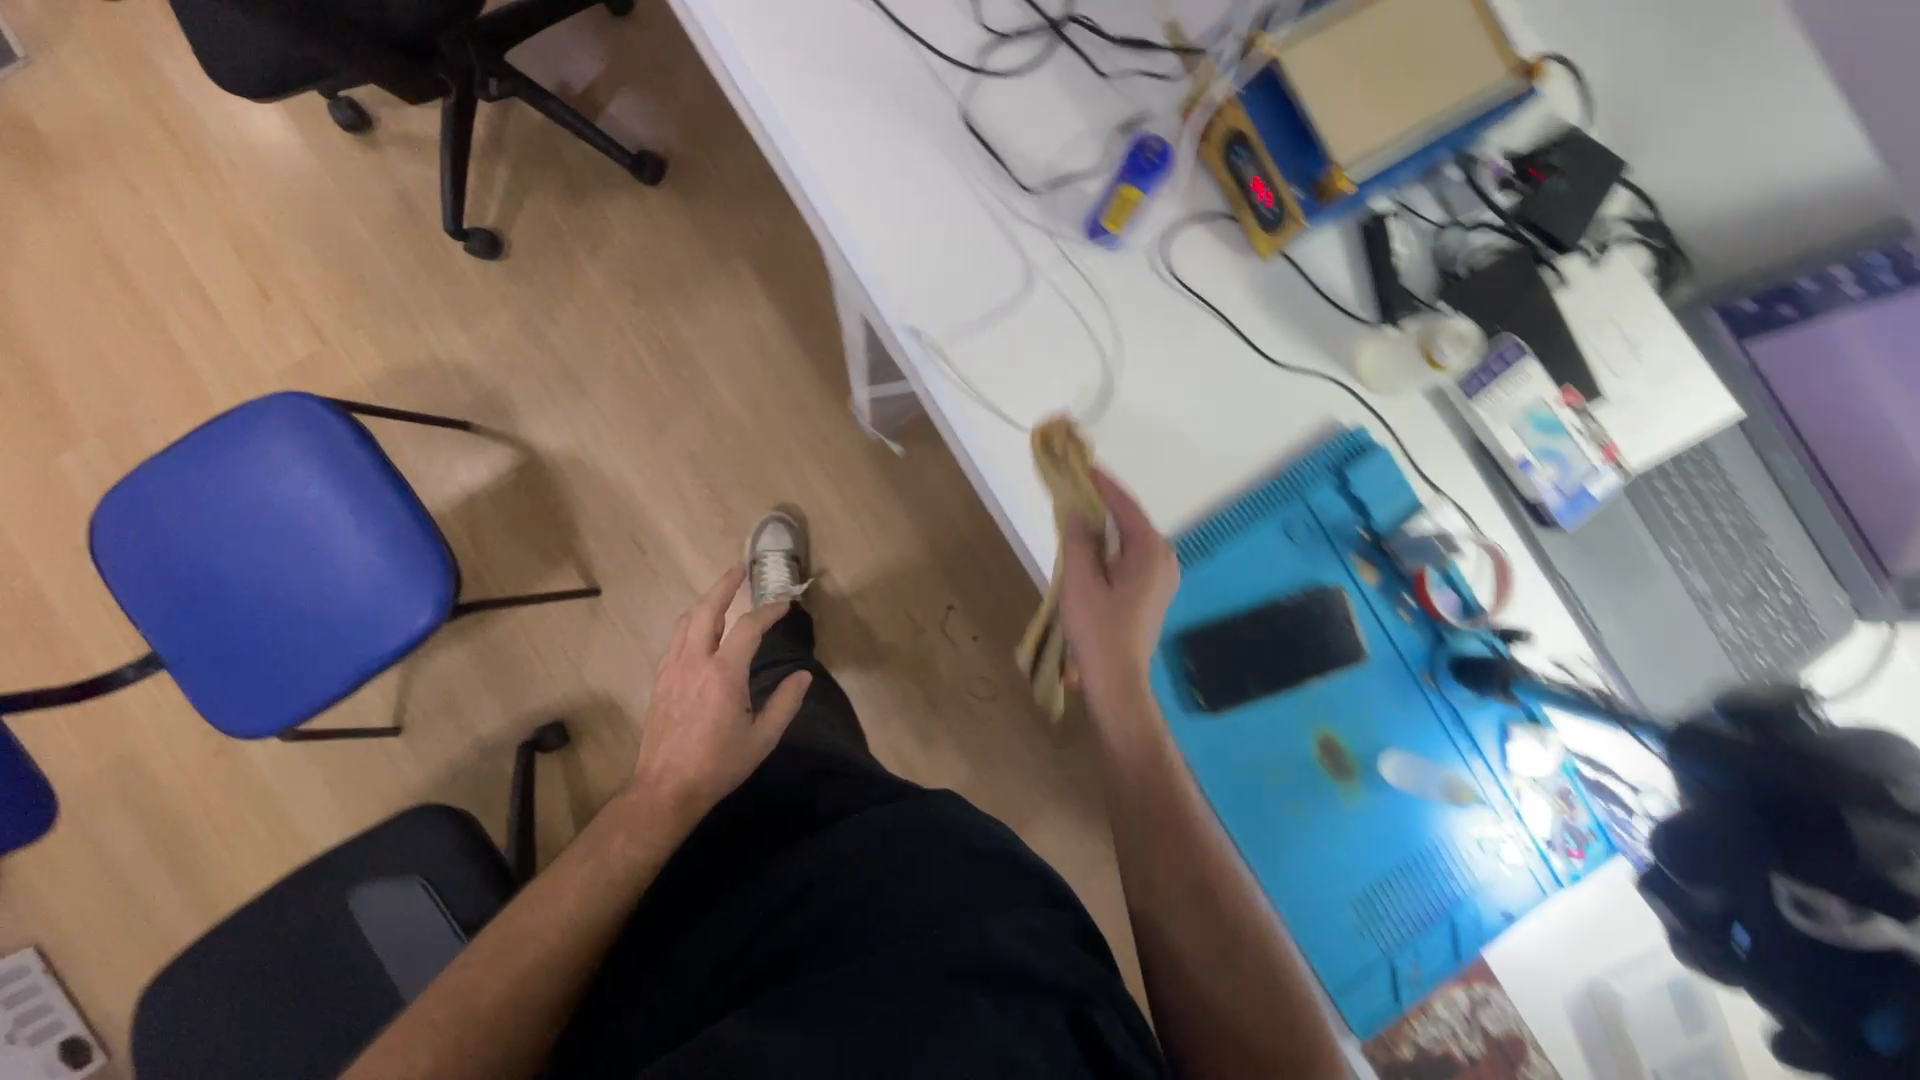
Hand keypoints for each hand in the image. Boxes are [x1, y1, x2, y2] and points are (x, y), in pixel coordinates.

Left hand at [629, 566, 811, 825]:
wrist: (667, 788)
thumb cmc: (719, 765)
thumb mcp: (762, 738)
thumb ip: (785, 703)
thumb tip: (803, 677)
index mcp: (724, 675)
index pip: (748, 628)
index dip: (768, 612)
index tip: (784, 605)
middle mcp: (695, 663)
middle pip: (707, 610)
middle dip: (723, 586)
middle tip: (738, 570)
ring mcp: (672, 670)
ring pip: (686, 622)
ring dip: (704, 603)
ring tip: (720, 595)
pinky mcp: (660, 681)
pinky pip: (675, 640)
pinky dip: (690, 624)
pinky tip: (699, 631)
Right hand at [1059, 470, 1179, 723]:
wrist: (1117, 682)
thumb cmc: (1098, 631)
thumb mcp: (1079, 582)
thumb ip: (1078, 540)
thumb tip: (1078, 510)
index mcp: (1151, 551)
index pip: (1124, 505)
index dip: (1101, 484)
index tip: (1080, 465)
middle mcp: (1164, 558)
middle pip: (1128, 520)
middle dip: (1101, 504)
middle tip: (1072, 488)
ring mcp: (1162, 577)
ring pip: (1128, 540)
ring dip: (1103, 528)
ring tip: (1074, 514)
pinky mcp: (1153, 593)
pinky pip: (1130, 558)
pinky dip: (1109, 548)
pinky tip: (1088, 550)